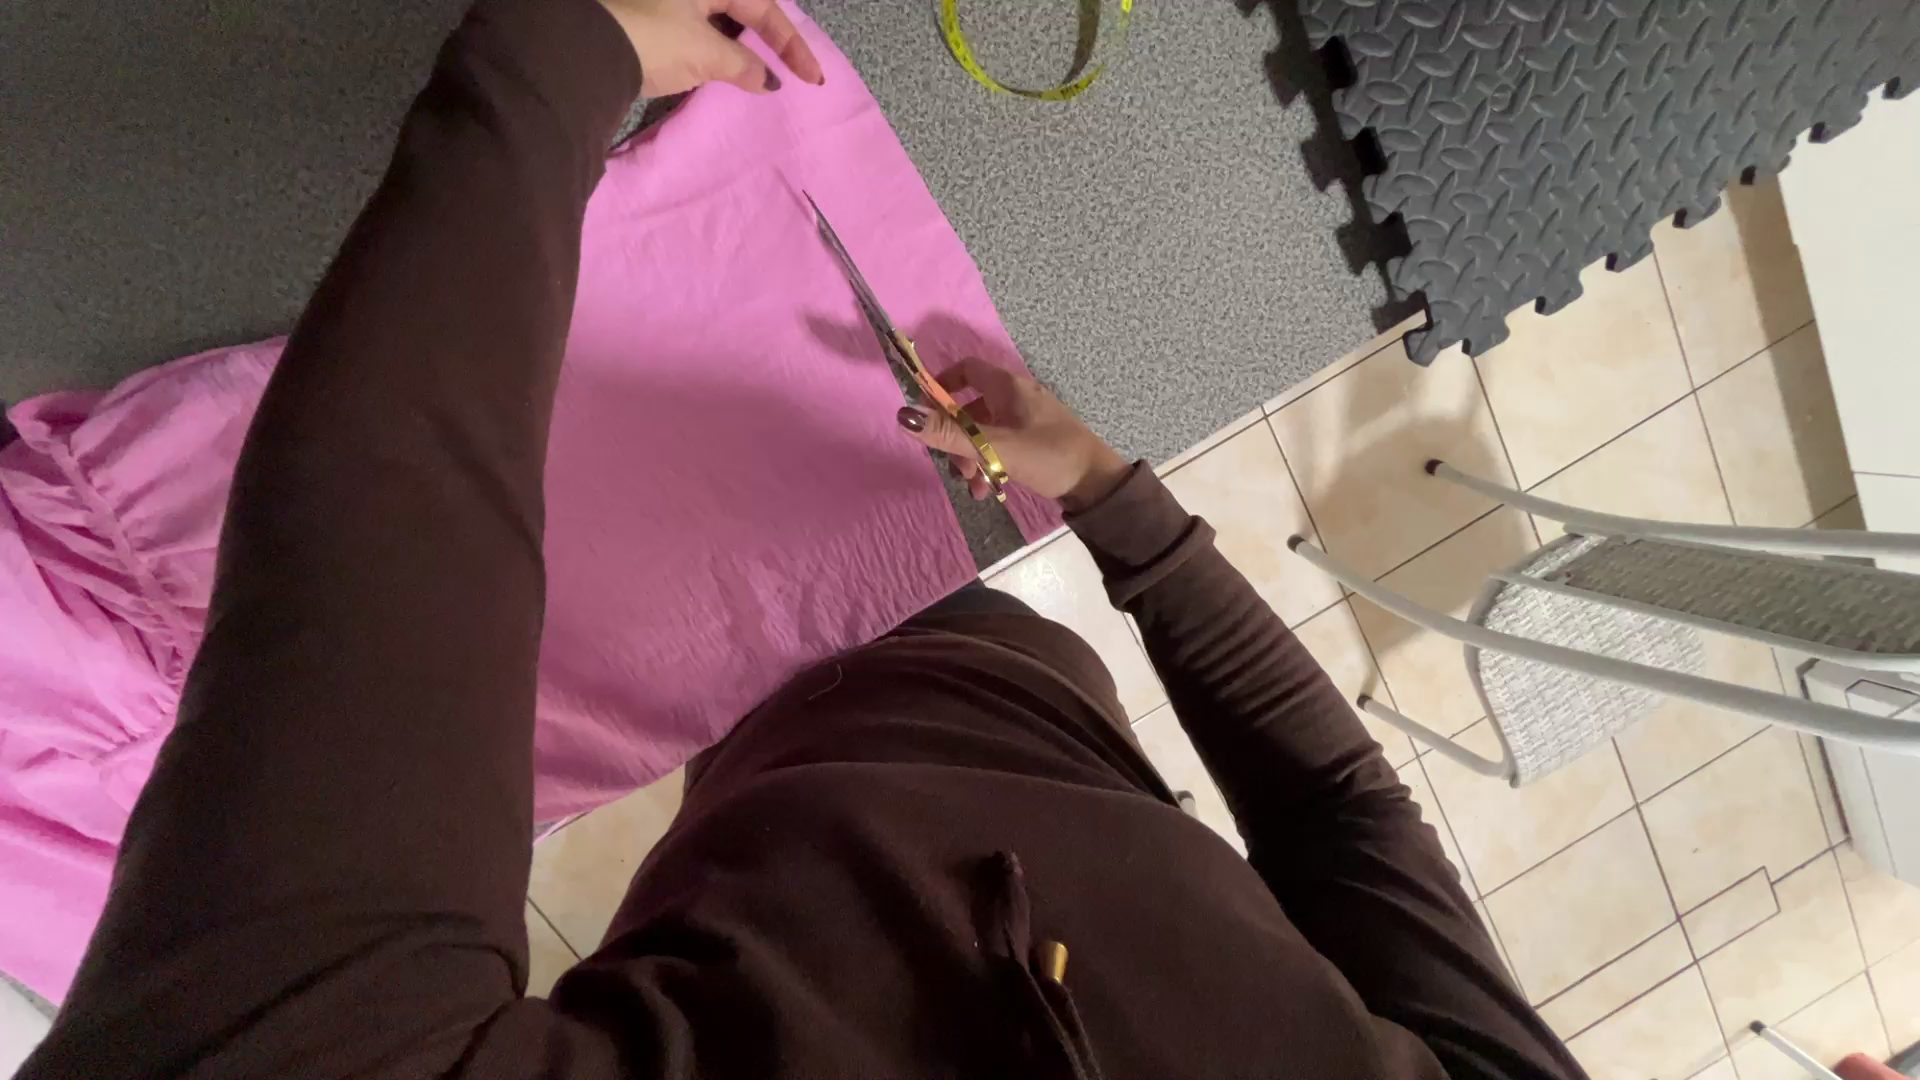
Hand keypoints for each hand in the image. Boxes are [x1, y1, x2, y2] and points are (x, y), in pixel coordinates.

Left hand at [596, 0, 824, 96]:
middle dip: (767, 38)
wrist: (581, 46)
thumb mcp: (705, 52)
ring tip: (758, 74)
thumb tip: (767, 80)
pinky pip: (696, 28)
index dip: (790, 44)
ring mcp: (667, 2)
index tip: (813, 79)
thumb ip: (742, 64)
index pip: (761, 6)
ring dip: (740, 45)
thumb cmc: (650, 38)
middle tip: (789, 69)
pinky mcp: (649, 18)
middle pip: (740, 6)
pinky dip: (715, 49)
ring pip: (717, 16)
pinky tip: (723, 69)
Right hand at [898, 358, 1129, 510]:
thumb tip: (903, 415)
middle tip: (953, 464)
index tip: (925, 412)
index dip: (942, 385)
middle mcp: (1017, 399)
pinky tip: (988, 490)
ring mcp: (1027, 421)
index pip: (967, 369)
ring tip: (973, 485)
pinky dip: (990, 465)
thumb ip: (950, 433)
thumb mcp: (995, 446)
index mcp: (1009, 388)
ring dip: (972, 457)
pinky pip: (1001, 448)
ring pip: (985, 433)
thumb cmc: (1048, 456)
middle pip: (971, 407)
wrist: (1098, 484)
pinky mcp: (1035, 443)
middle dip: (957, 437)